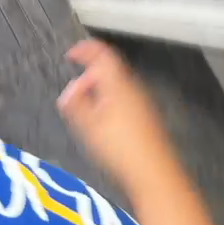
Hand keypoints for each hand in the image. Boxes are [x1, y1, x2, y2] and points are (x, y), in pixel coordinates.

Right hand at [57, 39, 169, 193]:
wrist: (156, 175)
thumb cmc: (122, 150)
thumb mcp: (89, 126)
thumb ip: (75, 103)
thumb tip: (66, 93)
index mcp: (117, 84)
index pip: (101, 53)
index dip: (84, 49)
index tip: (72, 54)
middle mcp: (133, 89)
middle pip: (109, 69)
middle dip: (89, 76)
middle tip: (76, 91)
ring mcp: (143, 103)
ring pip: (117, 84)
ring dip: (99, 89)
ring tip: (88, 109)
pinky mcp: (147, 117)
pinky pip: (125, 98)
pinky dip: (110, 100)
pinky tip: (105, 122)